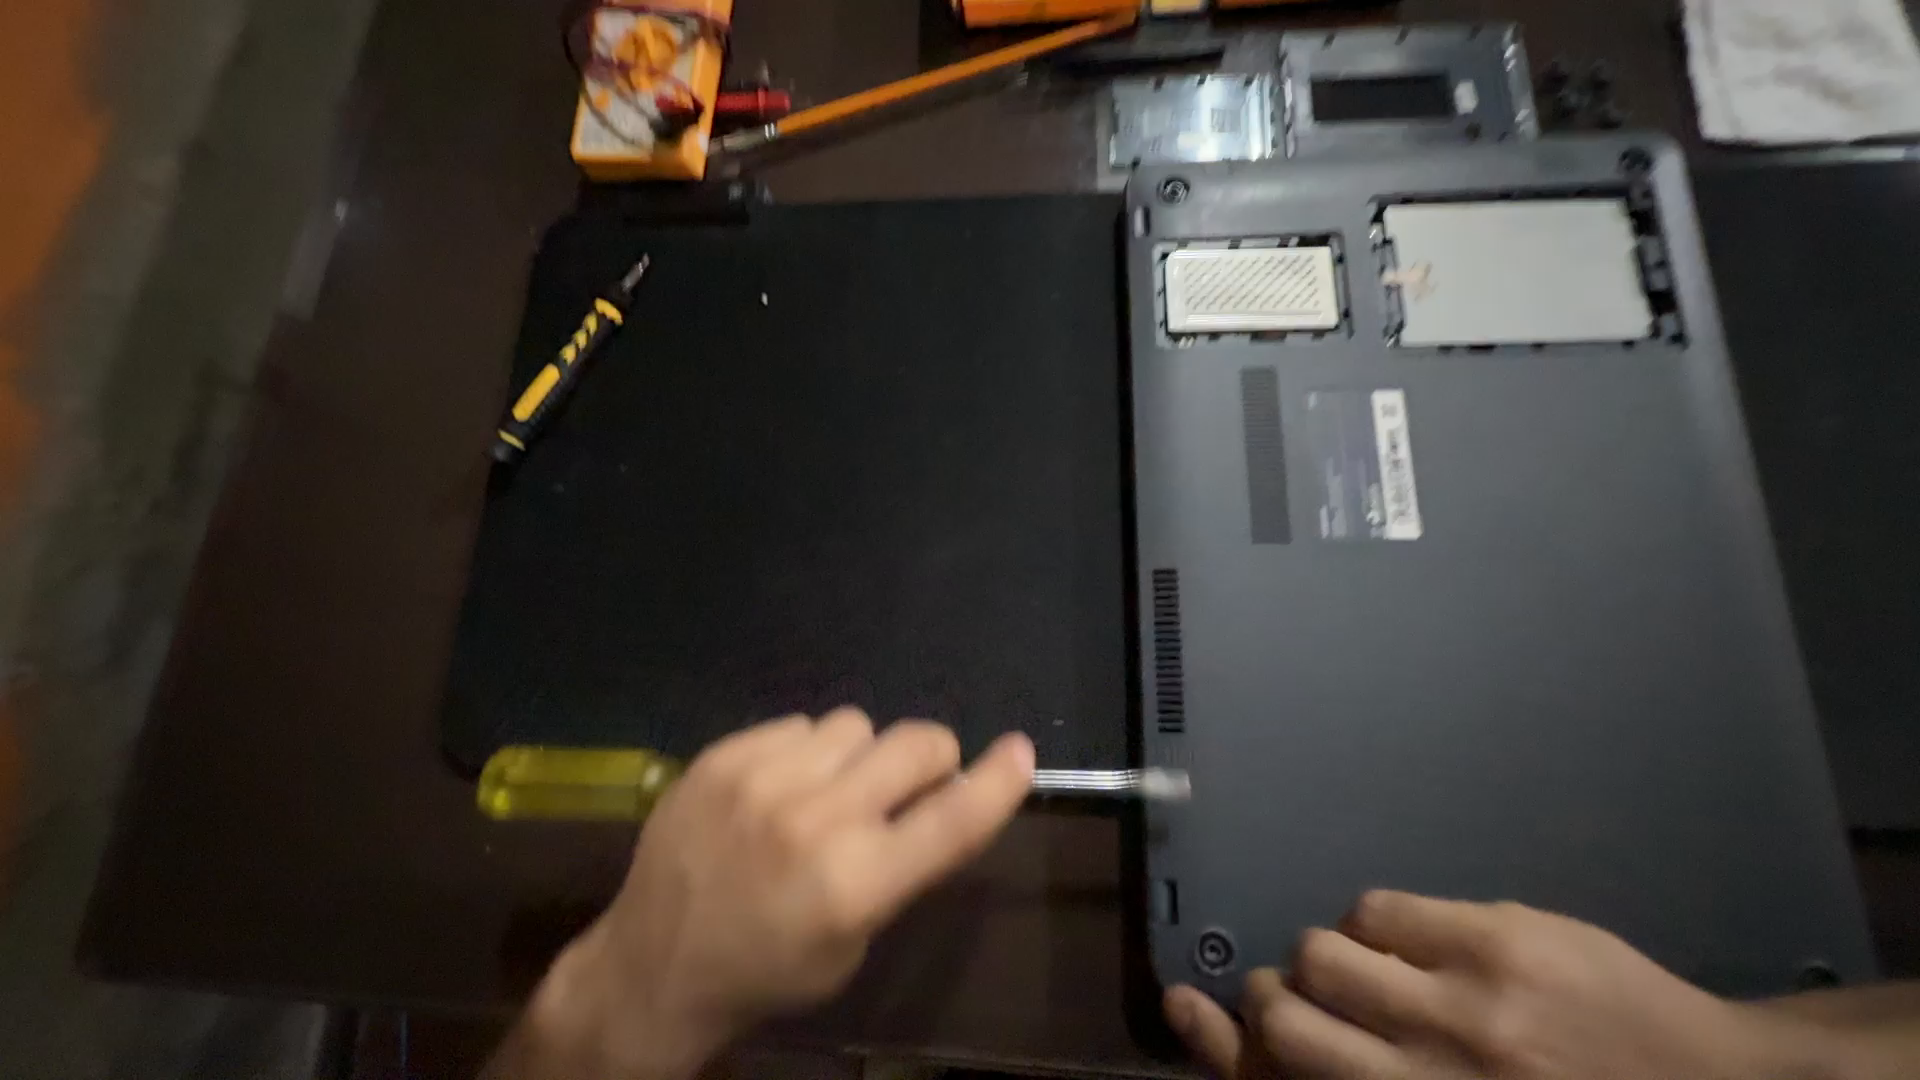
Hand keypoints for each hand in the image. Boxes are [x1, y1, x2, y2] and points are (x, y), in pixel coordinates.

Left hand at [507, 710, 1034, 1079]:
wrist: (652, 965)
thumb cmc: (770, 968)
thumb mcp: (855, 941)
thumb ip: (904, 866)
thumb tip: (947, 793)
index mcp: (856, 883)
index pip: (953, 818)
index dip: (999, 781)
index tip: (1020, 751)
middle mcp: (815, 821)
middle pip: (914, 743)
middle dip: (930, 756)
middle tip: (909, 780)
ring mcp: (764, 780)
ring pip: (856, 723)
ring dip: (859, 755)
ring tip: (826, 791)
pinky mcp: (725, 755)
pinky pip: (800, 723)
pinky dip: (805, 752)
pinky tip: (777, 789)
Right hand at [1164, 891, 1839, 1079]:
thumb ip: (1375, 1074)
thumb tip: (1277, 1024)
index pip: (1289, 1075)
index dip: (1220, 1044)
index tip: (1181, 1005)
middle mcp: (1432, 1074)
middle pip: (1286, 1009)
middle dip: (1274, 996)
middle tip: (1295, 996)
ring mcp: (1464, 1004)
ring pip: (1322, 949)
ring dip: (1328, 957)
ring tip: (1371, 972)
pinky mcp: (1493, 937)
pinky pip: (1376, 907)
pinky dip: (1377, 925)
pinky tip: (1418, 947)